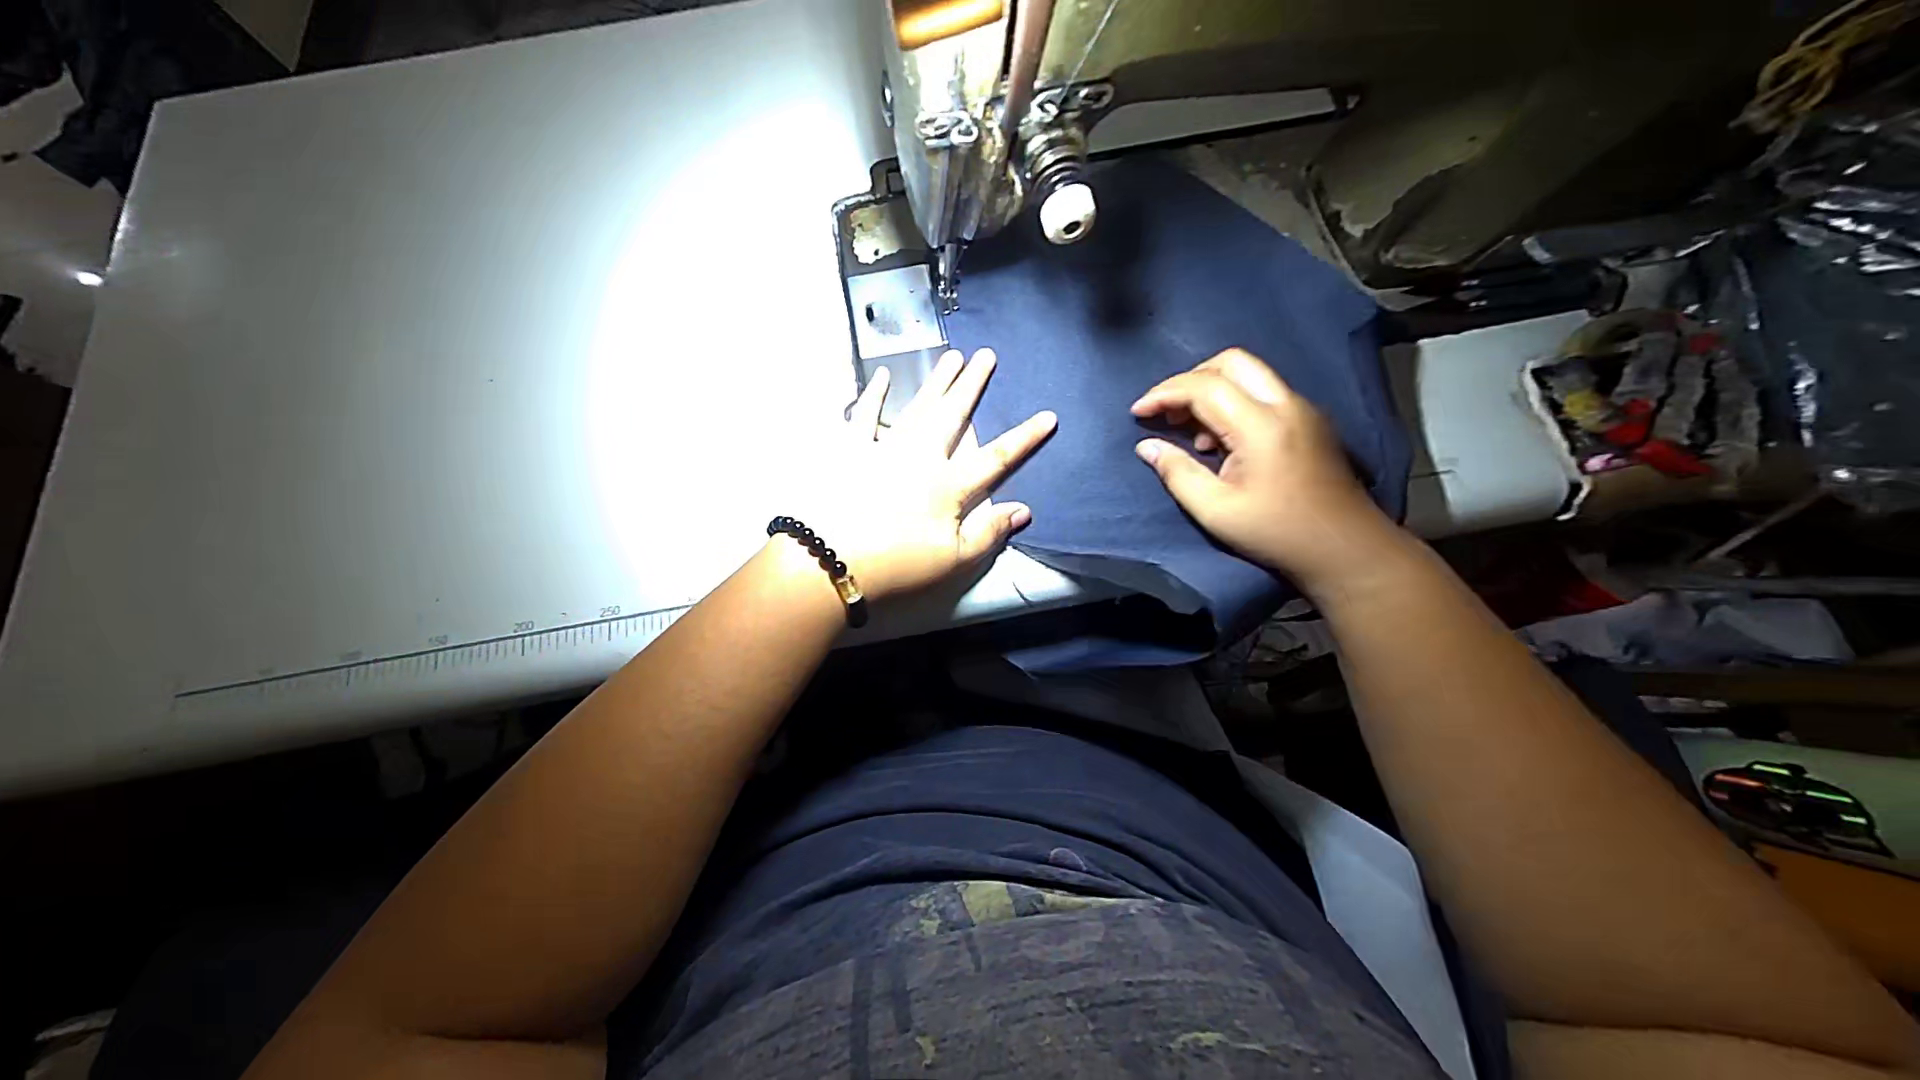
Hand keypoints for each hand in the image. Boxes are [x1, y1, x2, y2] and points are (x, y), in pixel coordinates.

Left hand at [786, 348, 1054, 600]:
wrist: (832, 559)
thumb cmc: (897, 565)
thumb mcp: (953, 560)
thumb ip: (990, 533)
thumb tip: (1023, 510)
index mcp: (948, 485)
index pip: (996, 458)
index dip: (1025, 438)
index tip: (1048, 416)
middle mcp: (920, 458)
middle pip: (953, 416)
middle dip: (972, 385)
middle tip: (987, 356)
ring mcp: (884, 449)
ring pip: (916, 408)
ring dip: (936, 383)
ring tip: (952, 358)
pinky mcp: (850, 452)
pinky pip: (863, 417)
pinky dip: (872, 396)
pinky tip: (879, 377)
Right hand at [1130, 348, 1401, 592]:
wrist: (1344, 548)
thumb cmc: (1275, 533)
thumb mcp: (1214, 511)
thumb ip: (1176, 472)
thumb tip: (1146, 446)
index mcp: (1261, 425)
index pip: (1204, 386)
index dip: (1164, 393)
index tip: (1138, 413)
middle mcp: (1286, 404)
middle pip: (1230, 362)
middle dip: (1189, 379)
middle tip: (1165, 410)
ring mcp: (1303, 409)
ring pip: (1249, 373)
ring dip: (1211, 389)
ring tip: (1190, 431)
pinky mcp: (1310, 420)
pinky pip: (1264, 392)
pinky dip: (1233, 401)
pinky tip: (1221, 440)